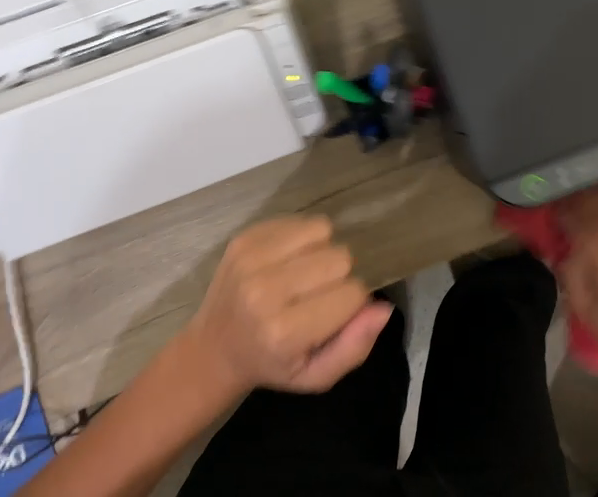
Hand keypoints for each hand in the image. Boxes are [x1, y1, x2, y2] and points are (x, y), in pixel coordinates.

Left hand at [180, 215, 391, 395]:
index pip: (352, 294)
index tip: (336, 313)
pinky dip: (303, 237)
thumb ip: (354, 347)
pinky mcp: (244, 239)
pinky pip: (298, 220)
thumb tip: (383, 308)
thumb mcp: (316, 376)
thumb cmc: (272, 364)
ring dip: (323, 250)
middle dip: (340, 275)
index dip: (353, 302)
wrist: (214, 347)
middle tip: (319, 293)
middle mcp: (265, 292)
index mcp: (285, 332)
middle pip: (340, 258)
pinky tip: (289, 260)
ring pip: (322, 231)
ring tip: (307, 272)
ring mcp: (251, 260)